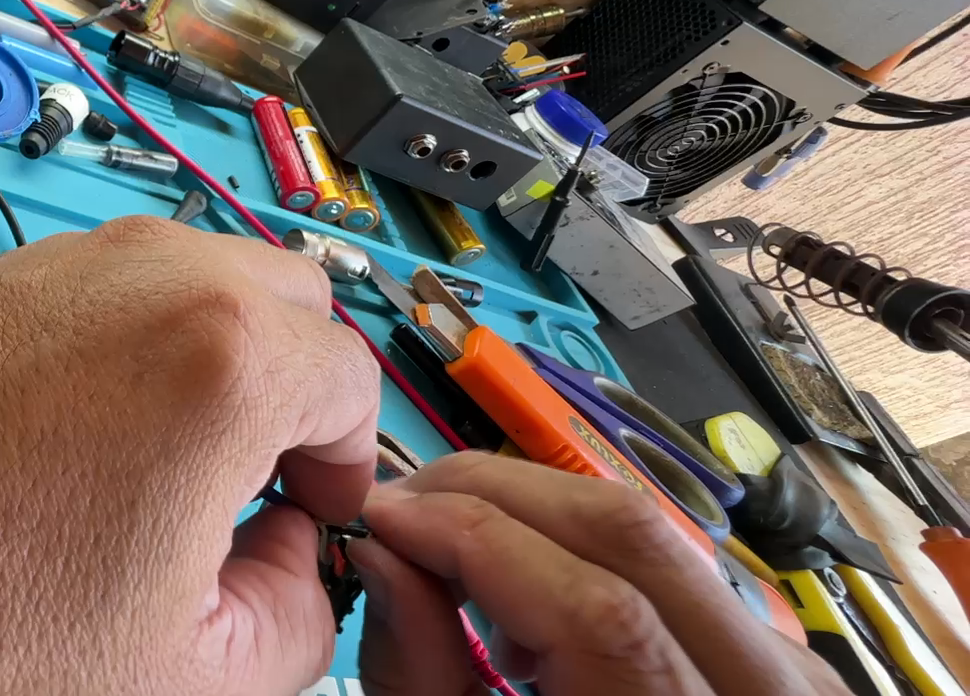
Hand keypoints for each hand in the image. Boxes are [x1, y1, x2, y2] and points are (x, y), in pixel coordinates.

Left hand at [0, 216, 379, 694]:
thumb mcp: (179, 671)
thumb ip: (294, 612)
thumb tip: (293, 549)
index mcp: (225, 353)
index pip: (352, 374)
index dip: (344, 456)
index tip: (302, 506)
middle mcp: (158, 271)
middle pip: (289, 302)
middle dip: (293, 387)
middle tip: (246, 473)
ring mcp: (82, 255)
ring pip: (207, 279)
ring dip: (219, 355)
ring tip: (161, 452)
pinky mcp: (21, 264)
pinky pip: (125, 284)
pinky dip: (143, 336)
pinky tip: (85, 421)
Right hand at [349, 451, 849, 694]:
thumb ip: (414, 671)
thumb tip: (376, 547)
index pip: (596, 611)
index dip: (469, 538)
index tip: (377, 517)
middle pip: (624, 534)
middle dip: (481, 491)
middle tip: (399, 507)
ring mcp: (790, 676)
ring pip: (640, 528)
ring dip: (513, 510)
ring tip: (446, 557)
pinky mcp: (771, 654)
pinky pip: (652, 556)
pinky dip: (558, 542)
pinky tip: (520, 603)